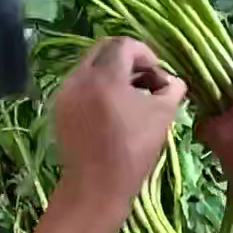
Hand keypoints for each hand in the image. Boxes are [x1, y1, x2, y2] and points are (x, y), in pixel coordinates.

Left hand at [52, 38, 186, 209]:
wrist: (96, 187)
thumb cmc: (133, 151)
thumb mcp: (163, 116)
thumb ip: (172, 89)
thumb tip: (172, 82)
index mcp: (104, 76)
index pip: (125, 45)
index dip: (147, 55)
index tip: (158, 78)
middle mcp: (79, 78)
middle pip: (104, 50)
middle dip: (128, 60)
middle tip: (146, 82)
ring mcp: (65, 93)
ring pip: (91, 67)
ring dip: (113, 74)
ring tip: (131, 99)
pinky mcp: (59, 109)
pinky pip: (81, 86)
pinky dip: (98, 89)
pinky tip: (113, 111)